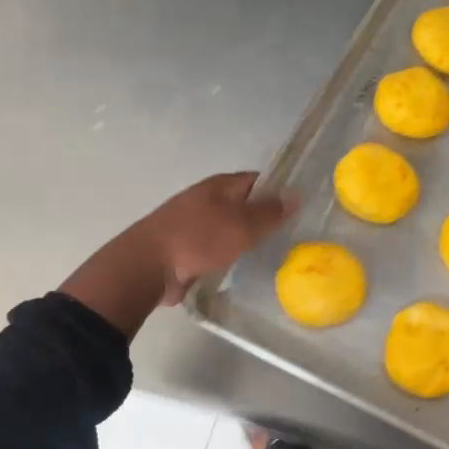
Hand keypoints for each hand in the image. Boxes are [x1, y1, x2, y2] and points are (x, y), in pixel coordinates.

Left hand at [134, 172, 293, 304]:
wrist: (149, 266)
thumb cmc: (198, 238)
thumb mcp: (241, 224)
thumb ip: (269, 212)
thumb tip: (295, 194)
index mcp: (219, 186)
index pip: (258, 180)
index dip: (279, 191)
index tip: (300, 209)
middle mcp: (207, 199)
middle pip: (244, 204)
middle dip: (265, 217)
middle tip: (292, 235)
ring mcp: (195, 224)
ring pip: (231, 228)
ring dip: (248, 238)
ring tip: (273, 253)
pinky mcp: (188, 248)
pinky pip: (218, 248)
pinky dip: (232, 254)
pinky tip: (245, 268)